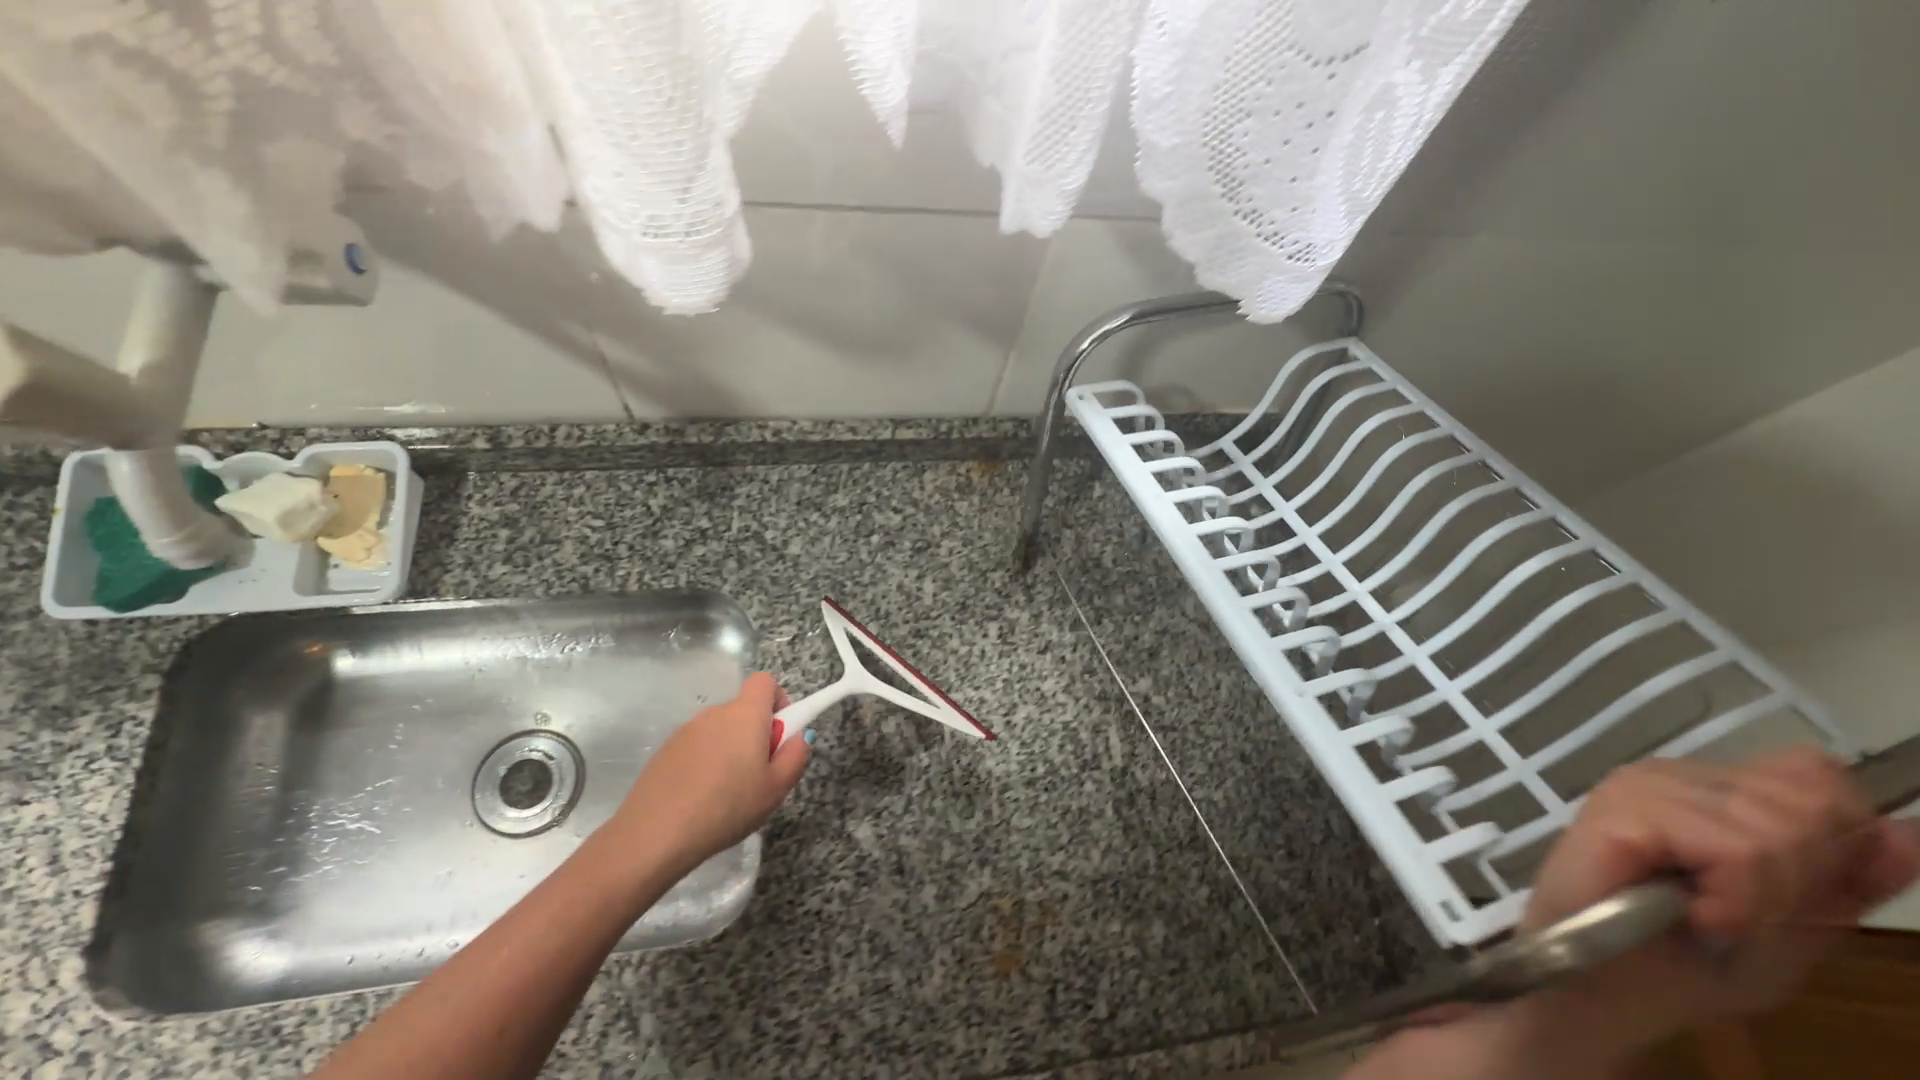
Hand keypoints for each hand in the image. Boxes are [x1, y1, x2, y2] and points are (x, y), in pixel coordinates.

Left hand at [601, 672, 811, 880]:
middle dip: (756, 735)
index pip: (764, 682)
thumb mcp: (776, 789)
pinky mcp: (665, 751)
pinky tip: (701, 799)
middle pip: (743, 711)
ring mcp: (686, 731)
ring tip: (728, 795)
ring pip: (720, 732)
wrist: (656, 833)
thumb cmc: (727, 807)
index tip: (781, 735)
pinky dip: (705, 764)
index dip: (778, 701)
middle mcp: (714, 713)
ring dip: (730, 751)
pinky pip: (697, 748)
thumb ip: (795, 756)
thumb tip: (799, 736)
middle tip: (758, 777)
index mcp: (745, 715)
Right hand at [1513, 749, 1917, 1056]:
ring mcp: (1640, 787)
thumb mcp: (1791, 931)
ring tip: (1711, 919)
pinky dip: (1734, 899)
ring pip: (1776, 830)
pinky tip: (1693, 915)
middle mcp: (1674, 774)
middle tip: (1739, 915)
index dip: (1833, 835)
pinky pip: (1733, 848)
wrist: (1603, 997)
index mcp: (1709, 789)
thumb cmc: (1683, 967)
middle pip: (1808, 804)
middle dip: (1798, 881)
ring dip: (1764, 899)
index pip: (1812, 773)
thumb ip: (1847, 883)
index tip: (1789, 892)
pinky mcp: (1618, 811)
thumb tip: (1908, 832)